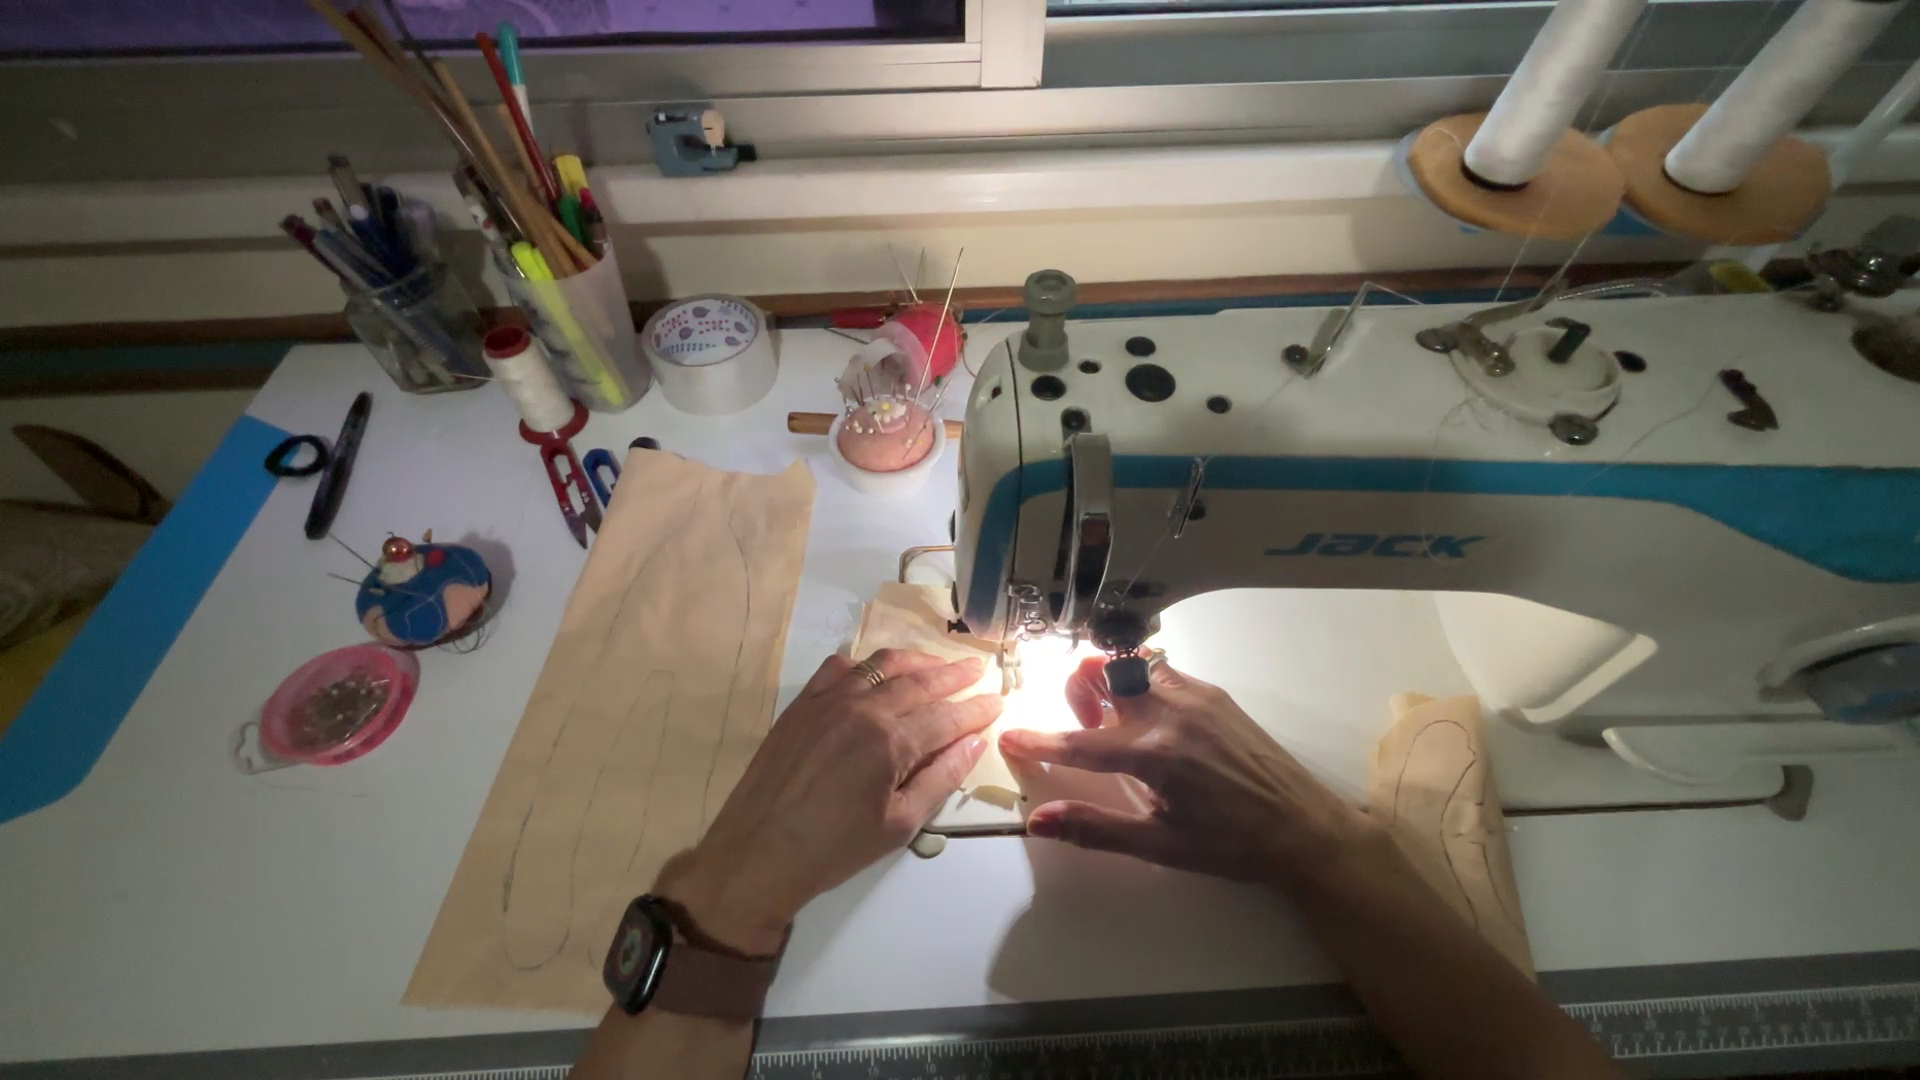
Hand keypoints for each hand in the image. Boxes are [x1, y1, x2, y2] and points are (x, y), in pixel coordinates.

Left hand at [663, 650, 1001, 953]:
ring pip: (882, 664)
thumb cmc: (835, 849)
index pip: (948, 716)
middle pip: (920, 681)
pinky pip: (837, 668)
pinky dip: (863, 664)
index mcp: (891, 742)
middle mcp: (864, 709)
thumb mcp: (900, 825)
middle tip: (977, 668)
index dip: (977, 708)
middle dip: (954, 674)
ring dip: (915, 660)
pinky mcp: (802, 704)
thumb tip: (975, 742)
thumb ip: (941, 778)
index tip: (998, 700)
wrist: (757, 853)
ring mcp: (829, 701)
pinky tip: (875, 671)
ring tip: (936, 663)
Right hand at [999, 656, 1379, 892]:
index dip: (1038, 740)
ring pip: (1131, 664)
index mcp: (1152, 753)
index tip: (1009, 736)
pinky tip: (1157, 723)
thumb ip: (1094, 827)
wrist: (1305, 828)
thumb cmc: (1229, 845)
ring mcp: (1195, 695)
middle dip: (1079, 690)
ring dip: (1110, 683)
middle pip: (1101, 671)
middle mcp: (1169, 712)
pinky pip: (1162, 672)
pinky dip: (1142, 685)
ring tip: (1121, 722)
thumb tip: (1038, 822)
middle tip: (1087, 724)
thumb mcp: (1158, 845)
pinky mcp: (1215, 692)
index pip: (1078, 743)